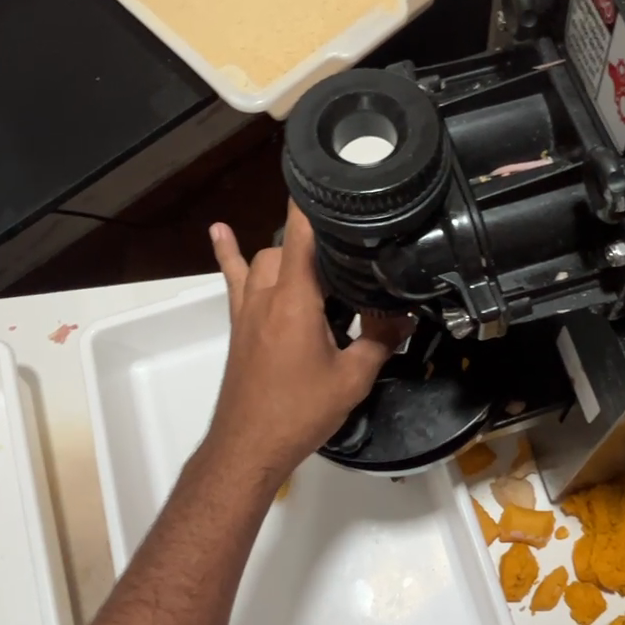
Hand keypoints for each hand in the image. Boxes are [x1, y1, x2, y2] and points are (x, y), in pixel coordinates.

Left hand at [200, 204, 407, 482]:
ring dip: (289, 252)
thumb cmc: (299, 412)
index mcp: (296, 300)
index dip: (316, 204)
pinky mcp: (239, 323)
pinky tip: (220, 230)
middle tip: (351, 256)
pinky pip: (233, 278)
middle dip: (317, 244)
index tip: (334, 178)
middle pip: (288, 246)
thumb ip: (380, 341)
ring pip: (265, 259)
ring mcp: (248, 307)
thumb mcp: (353, 378)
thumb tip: (404, 317)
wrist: (249, 445)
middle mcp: (267, 294)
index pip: (303, 235)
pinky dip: (229, 253)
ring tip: (319, 260)